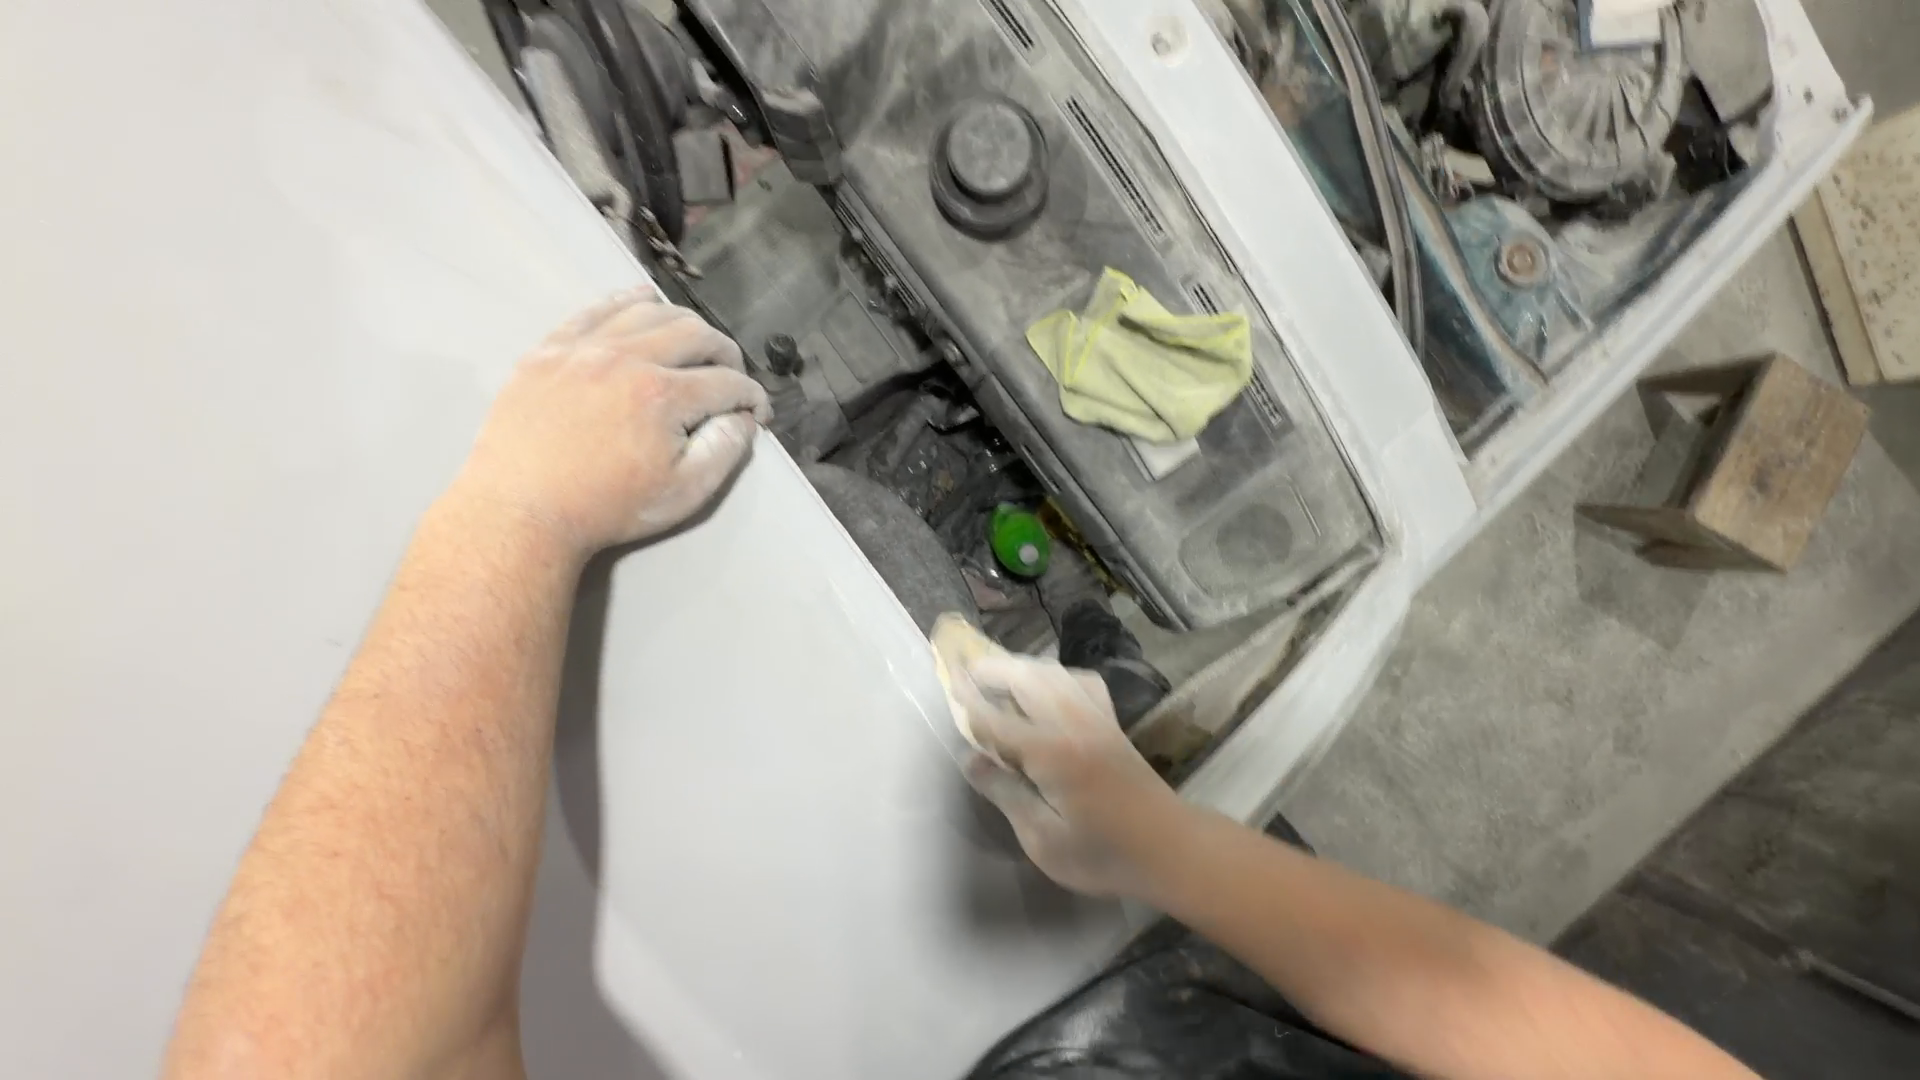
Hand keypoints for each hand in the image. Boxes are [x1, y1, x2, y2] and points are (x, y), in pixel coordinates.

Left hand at [452, 287, 771, 556]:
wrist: (522, 510)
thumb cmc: (609, 507)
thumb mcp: (684, 492)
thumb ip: (725, 450)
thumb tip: (742, 418)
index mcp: (664, 395)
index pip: (728, 382)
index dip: (753, 397)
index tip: (757, 414)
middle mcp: (628, 357)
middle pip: (695, 333)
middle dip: (726, 353)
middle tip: (732, 377)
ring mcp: (584, 348)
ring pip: (649, 311)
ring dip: (684, 323)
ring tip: (694, 345)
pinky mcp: (550, 350)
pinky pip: (595, 310)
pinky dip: (627, 301)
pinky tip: (642, 301)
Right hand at [954, 653, 1191, 898]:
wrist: (1170, 849)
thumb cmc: (1102, 853)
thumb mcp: (1043, 839)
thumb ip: (1006, 794)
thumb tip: (972, 759)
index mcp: (1052, 751)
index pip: (997, 718)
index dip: (969, 702)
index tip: (947, 683)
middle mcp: (1073, 721)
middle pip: (1026, 678)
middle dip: (992, 670)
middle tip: (965, 672)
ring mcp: (1096, 717)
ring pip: (1053, 673)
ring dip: (1021, 668)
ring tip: (996, 676)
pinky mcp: (1111, 722)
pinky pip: (1079, 681)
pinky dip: (1054, 675)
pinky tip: (1046, 689)